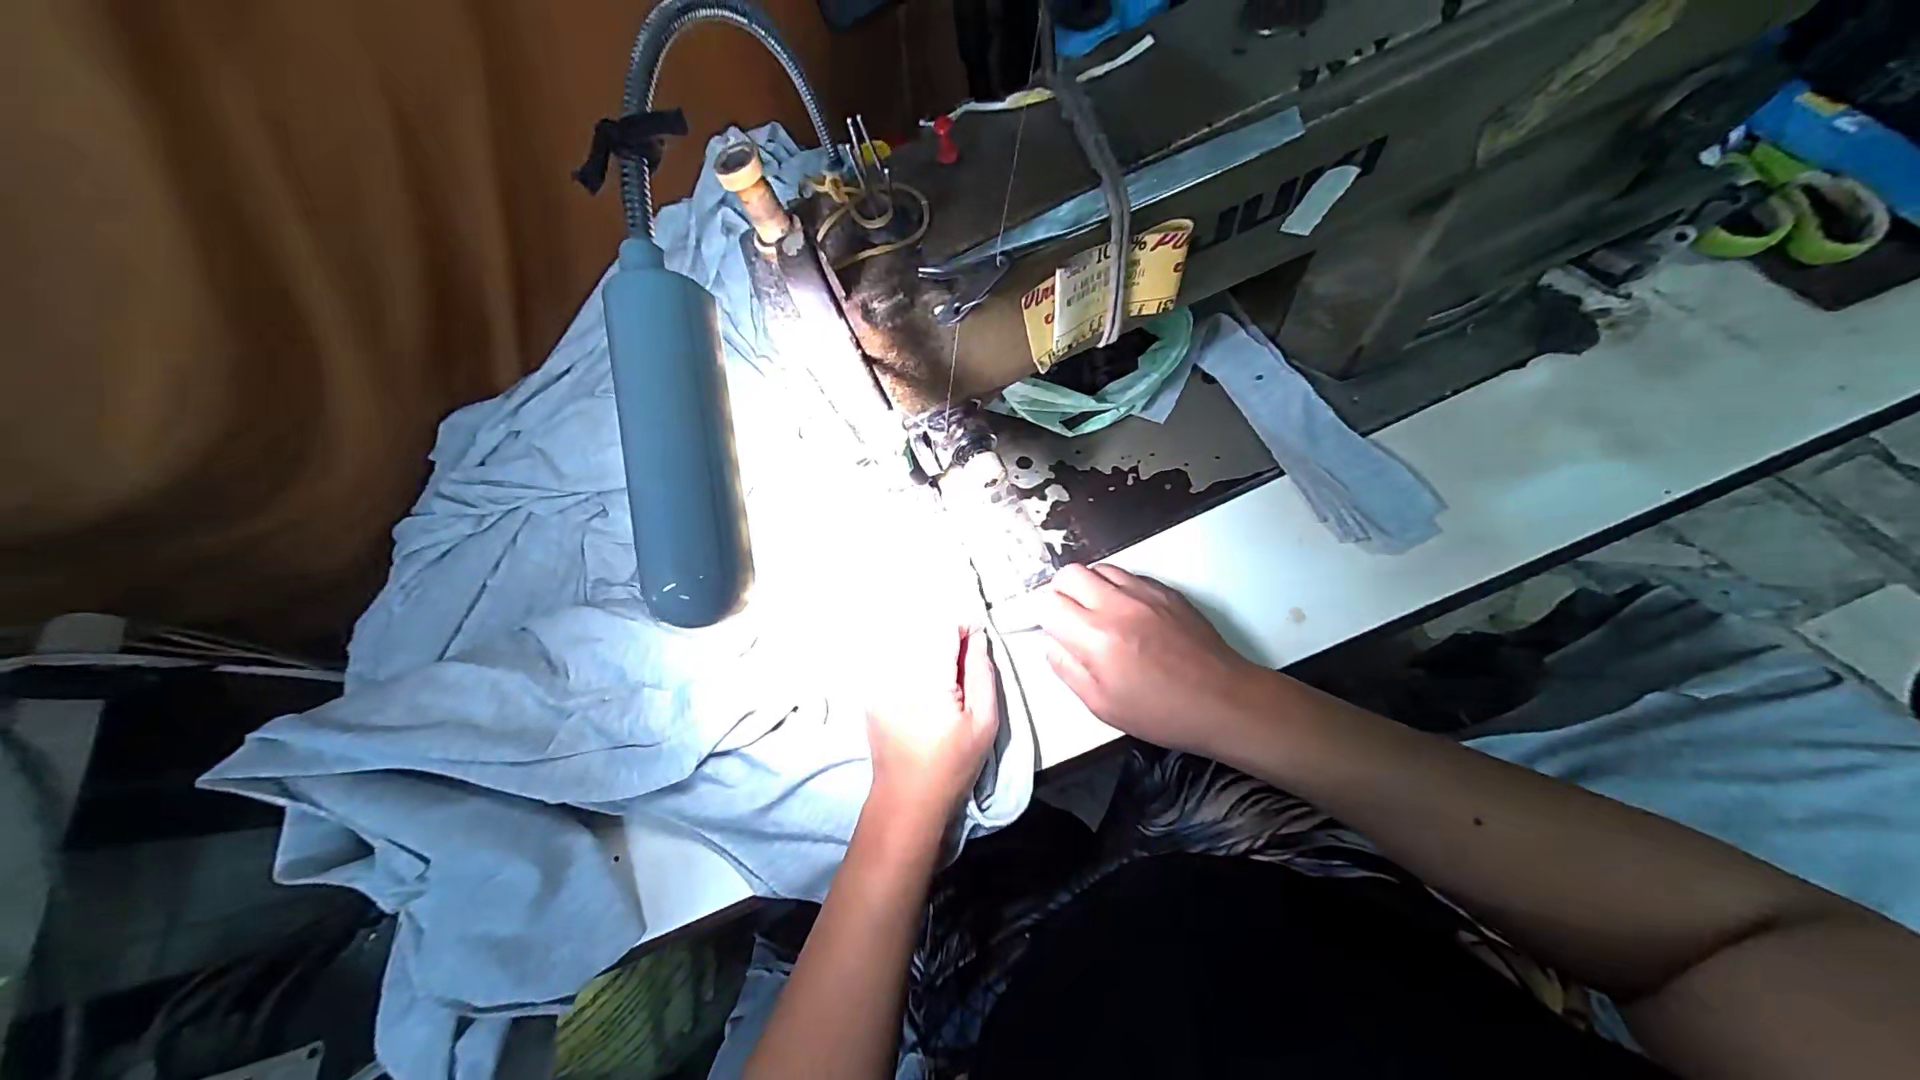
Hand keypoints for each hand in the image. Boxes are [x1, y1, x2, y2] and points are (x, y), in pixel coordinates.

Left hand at [864, 624, 1000, 825]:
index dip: (964, 625)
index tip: (977, 639)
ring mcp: (877, 680)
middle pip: (921, 627)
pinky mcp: (870, 689)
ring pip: (906, 638)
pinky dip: (911, 658)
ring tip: (943, 675)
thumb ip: (982, 672)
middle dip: (946, 634)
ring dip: (928, 645)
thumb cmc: (952, 765)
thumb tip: (978, 637)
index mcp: (927, 680)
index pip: (943, 626)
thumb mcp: (984, 721)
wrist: (906, 798)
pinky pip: (891, 656)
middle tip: (962, 661)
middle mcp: (895, 673)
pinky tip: (923, 686)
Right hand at [1038, 564, 1277, 756]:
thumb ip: (1067, 669)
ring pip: (1098, 568)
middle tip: (1068, 616)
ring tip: (1097, 613)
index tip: (1051, 630)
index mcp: (1096, 638)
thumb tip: (1052, 645)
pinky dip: (1117, 588)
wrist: (1222, 701)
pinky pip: (1128, 575)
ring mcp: (1144, 594)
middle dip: (1060, 593)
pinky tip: (1126, 613)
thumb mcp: (1102, 705)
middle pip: (1068, 574)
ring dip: (1088, 587)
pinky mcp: (1166, 592)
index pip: (1048, 604)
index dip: (1043, 617)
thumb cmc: (1164, 712)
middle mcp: (1117, 606)